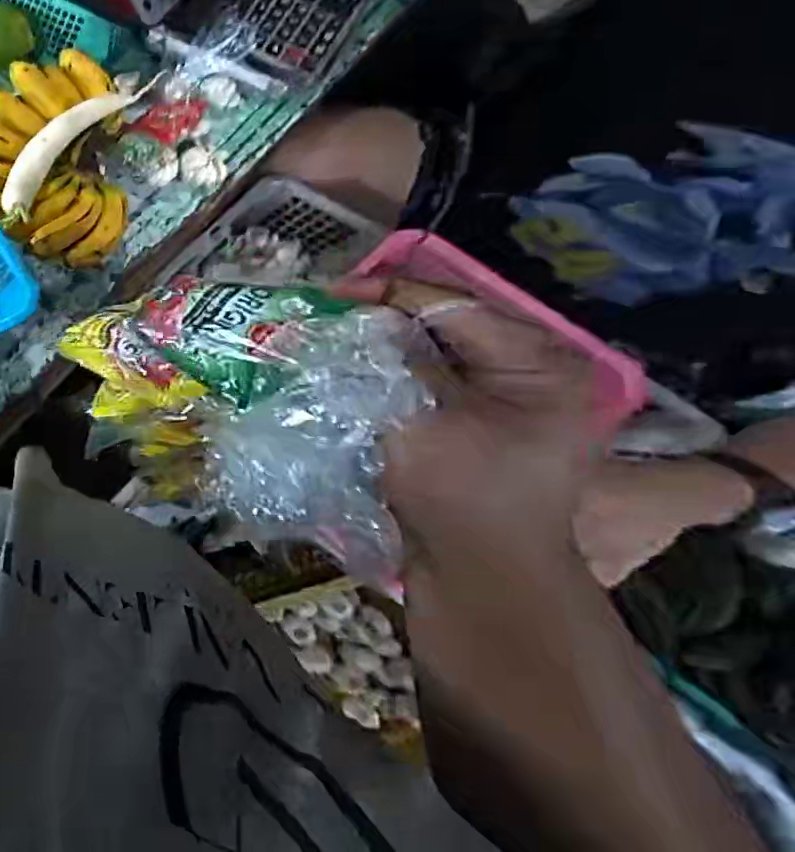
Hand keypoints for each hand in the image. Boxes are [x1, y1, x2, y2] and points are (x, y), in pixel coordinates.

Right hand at [336, 277, 600, 570]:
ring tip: (331, 331)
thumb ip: (390, 361)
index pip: (452, 304)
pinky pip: (429, 372)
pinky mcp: (479, 415)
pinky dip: (390, 364)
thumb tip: (354, 322)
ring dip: (382, 338)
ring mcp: (506, 394)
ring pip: (433, 345)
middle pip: (445, 320)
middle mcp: (531, 369)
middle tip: (323, 311)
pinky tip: (352, 363)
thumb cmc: (458, 492)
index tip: (326, 293)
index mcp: (537, 362)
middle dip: (381, 313)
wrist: (479, 568)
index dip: (385, 292)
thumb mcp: (417, 418)